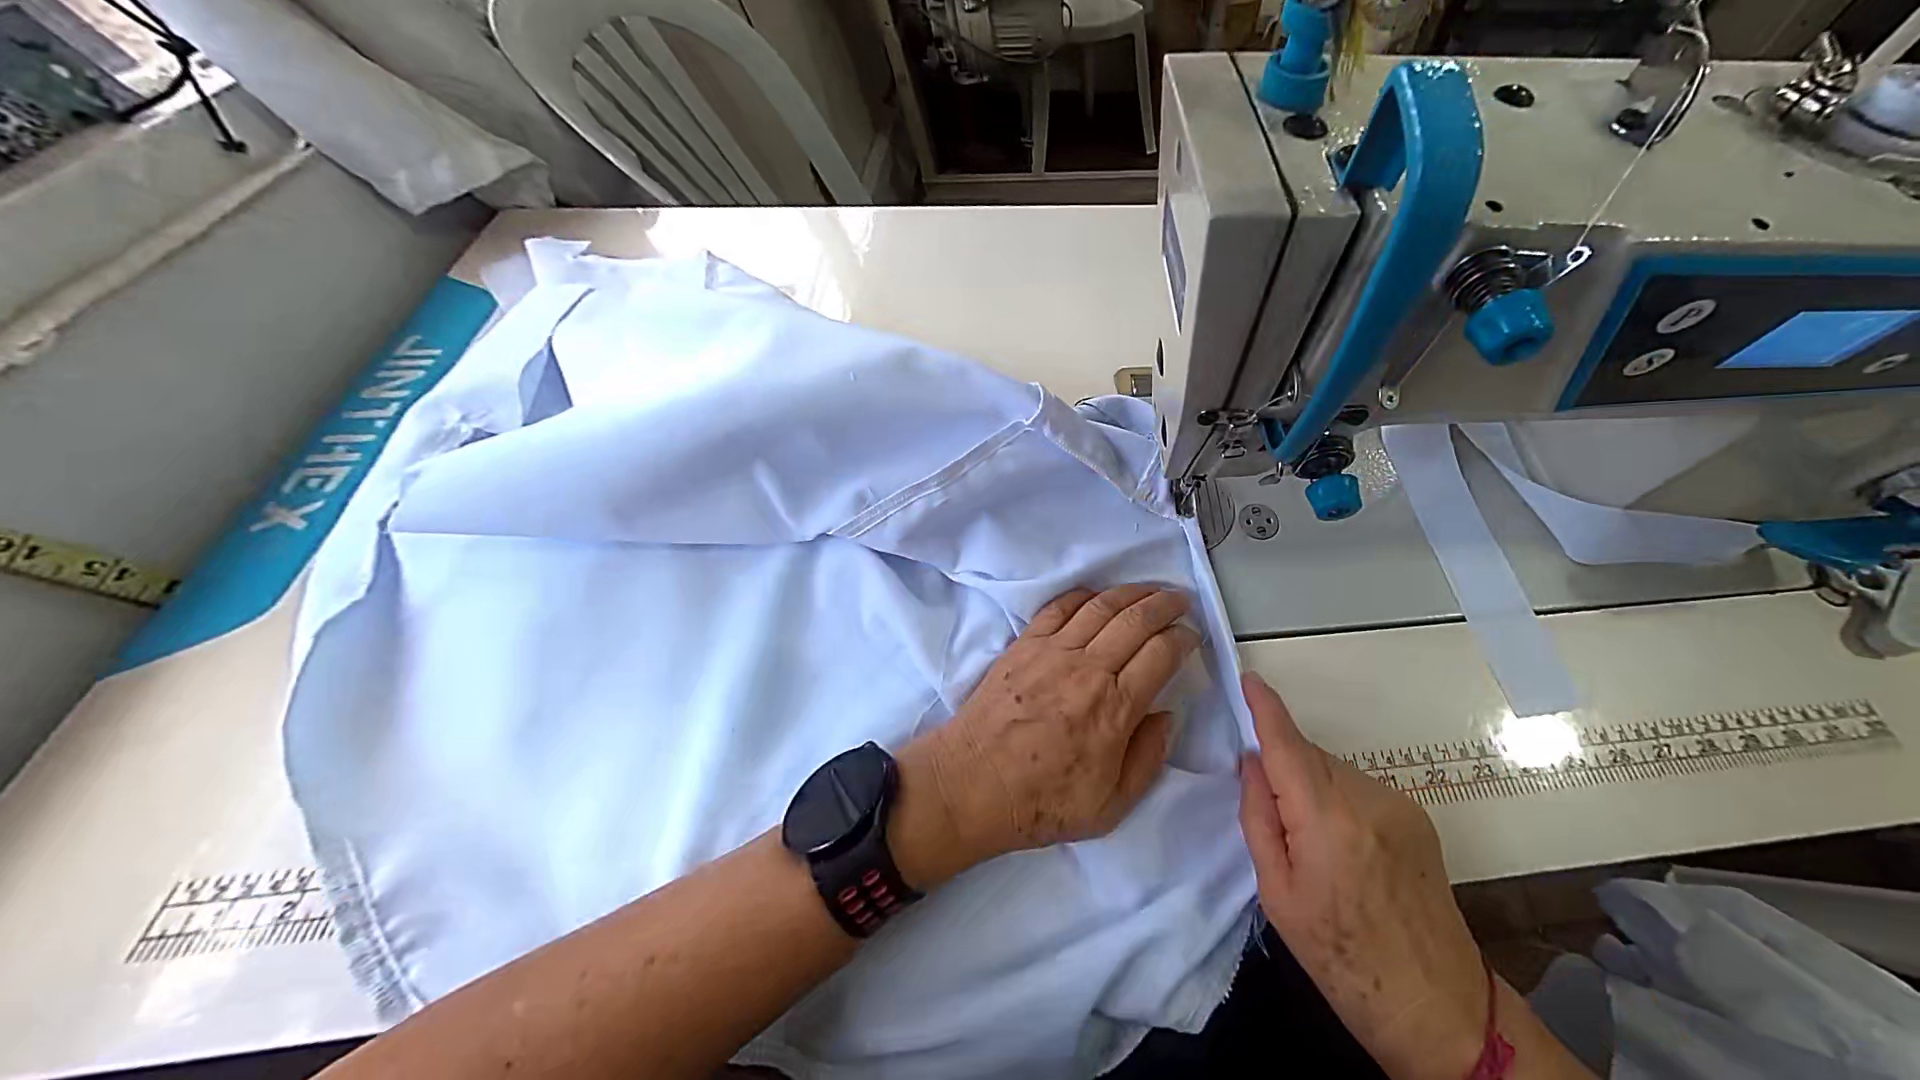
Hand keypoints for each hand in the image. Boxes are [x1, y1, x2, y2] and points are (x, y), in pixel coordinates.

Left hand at [891, 585, 1200, 888]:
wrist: (972, 784)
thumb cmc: (1041, 802)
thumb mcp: (1110, 806)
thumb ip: (1147, 759)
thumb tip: (1164, 715)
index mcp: (1115, 708)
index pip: (1161, 654)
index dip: (1183, 638)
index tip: (1191, 635)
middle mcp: (1087, 670)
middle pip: (1135, 620)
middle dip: (1164, 604)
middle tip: (1180, 600)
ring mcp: (1051, 652)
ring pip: (1099, 607)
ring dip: (1130, 592)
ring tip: (1148, 590)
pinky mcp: (1023, 646)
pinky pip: (1057, 608)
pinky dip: (1081, 595)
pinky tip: (1095, 595)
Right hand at [1236, 673, 1487, 1079]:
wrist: (1437, 1005)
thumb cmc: (1339, 955)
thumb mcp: (1276, 891)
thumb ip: (1259, 816)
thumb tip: (1252, 762)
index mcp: (1325, 820)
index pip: (1287, 746)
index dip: (1266, 709)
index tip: (1248, 679)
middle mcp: (1367, 800)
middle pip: (1309, 755)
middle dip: (1282, 763)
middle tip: (1272, 815)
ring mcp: (1399, 806)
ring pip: (1333, 769)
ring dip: (1310, 783)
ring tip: (1311, 843)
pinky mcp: (1418, 817)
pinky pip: (1359, 787)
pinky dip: (1337, 797)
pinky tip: (1342, 845)